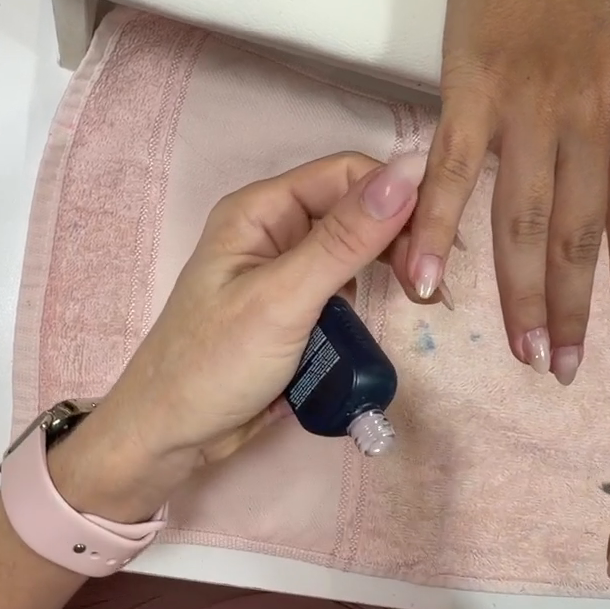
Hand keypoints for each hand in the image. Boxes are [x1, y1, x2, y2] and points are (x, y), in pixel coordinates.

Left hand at [66, 153, 423, 514]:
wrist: (171, 436)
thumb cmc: (214, 364)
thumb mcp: (283, 299)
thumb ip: (344, 239)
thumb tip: (408, 172)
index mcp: (261, 210)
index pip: (345, 174)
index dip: (396, 196)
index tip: (438, 242)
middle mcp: (274, 230)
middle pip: (355, 209)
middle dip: (399, 235)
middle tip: (434, 281)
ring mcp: (284, 270)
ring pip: (355, 249)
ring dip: (390, 267)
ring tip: (425, 298)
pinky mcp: (295, 308)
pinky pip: (344, 287)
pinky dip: (371, 297)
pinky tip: (392, 313)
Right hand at [397, 0, 609, 383]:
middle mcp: (591, 121)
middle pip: (581, 231)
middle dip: (573, 304)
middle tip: (561, 364)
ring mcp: (528, 112)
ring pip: (525, 222)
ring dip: (521, 292)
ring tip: (519, 347)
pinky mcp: (472, 90)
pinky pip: (450, 173)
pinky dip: (433, 228)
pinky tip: (420, 276)